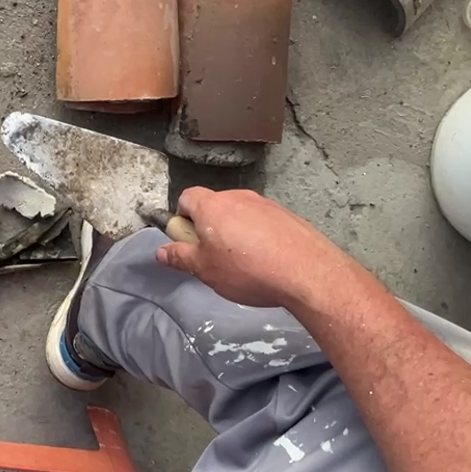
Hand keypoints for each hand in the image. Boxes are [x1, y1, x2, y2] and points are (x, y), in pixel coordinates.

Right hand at [156, 187, 365, 310]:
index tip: (189, 240)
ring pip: (241, 214)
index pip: (186, 197)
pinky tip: (268, 260)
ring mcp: (266, 205)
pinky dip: (260, 236)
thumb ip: (179, 257)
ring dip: (236, 231)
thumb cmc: (247, 270)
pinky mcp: (289, 216)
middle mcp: (238, 197)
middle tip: (215, 256)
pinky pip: (264, 222)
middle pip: (214, 205)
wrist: (309, 274)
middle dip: (210, 226)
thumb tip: (161, 251)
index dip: (183, 217)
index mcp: (212, 206)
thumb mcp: (204, 270)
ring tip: (245, 262)